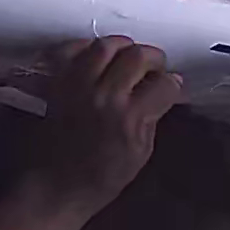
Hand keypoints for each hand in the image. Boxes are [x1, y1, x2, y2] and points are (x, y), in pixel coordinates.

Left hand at [23, 36, 182, 212]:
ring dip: (122, 46)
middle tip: (153, 67)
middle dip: (153, 57)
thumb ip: (152, 116)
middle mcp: (105, 95)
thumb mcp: (141, 152)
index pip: (163, 85)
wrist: (57, 184)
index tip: (170, 86)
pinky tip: (94, 56)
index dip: (172, 84)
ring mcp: (78, 85)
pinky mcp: (57, 83)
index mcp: (130, 118)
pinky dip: (84, 47)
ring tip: (126, 57)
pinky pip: (70, 50)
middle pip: (137, 56)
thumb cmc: (103, 176)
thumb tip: (165, 90)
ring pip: (105, 45)